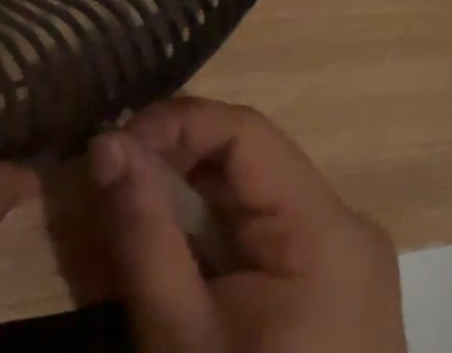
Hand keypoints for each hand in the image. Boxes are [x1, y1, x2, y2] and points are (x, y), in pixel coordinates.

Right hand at [90, 98, 405, 352]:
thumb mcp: (181, 329)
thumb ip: (142, 228)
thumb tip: (105, 140)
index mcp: (326, 230)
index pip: (243, 130)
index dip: (172, 123)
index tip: (111, 149)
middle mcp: (346, 225)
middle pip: (246, 157)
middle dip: (172, 162)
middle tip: (110, 187)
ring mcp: (344, 253)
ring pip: (248, 188)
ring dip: (185, 195)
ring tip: (134, 221)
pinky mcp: (333, 277)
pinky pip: (262, 223)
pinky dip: (211, 228)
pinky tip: (176, 256)